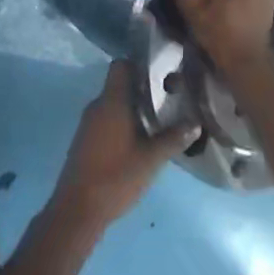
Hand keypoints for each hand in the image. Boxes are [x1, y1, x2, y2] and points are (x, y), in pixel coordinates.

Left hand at [53, 60, 196, 228]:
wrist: (77, 210)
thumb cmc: (116, 176)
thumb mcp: (151, 159)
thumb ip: (173, 138)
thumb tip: (196, 123)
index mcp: (111, 101)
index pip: (120, 65)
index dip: (139, 64)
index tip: (161, 72)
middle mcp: (97, 106)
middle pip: (119, 85)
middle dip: (143, 89)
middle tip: (169, 98)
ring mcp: (88, 124)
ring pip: (113, 104)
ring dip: (133, 108)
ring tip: (159, 119)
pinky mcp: (85, 141)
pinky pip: (106, 120)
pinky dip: (122, 123)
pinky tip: (140, 140)